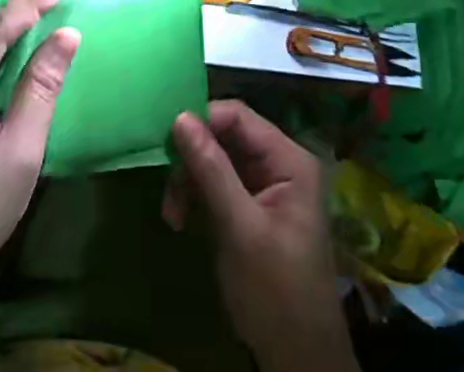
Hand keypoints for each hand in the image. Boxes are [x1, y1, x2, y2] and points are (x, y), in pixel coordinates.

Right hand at [166, 101, 357, 371]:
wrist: (297, 357)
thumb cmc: (275, 290)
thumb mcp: (240, 228)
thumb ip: (211, 169)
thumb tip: (179, 116)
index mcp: (289, 160)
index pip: (238, 116)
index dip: (202, 121)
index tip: (167, 143)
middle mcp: (278, 164)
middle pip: (223, 136)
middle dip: (191, 158)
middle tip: (167, 186)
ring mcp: (263, 186)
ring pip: (213, 159)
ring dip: (188, 181)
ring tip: (172, 213)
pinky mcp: (247, 207)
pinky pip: (214, 183)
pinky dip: (194, 197)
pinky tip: (179, 220)